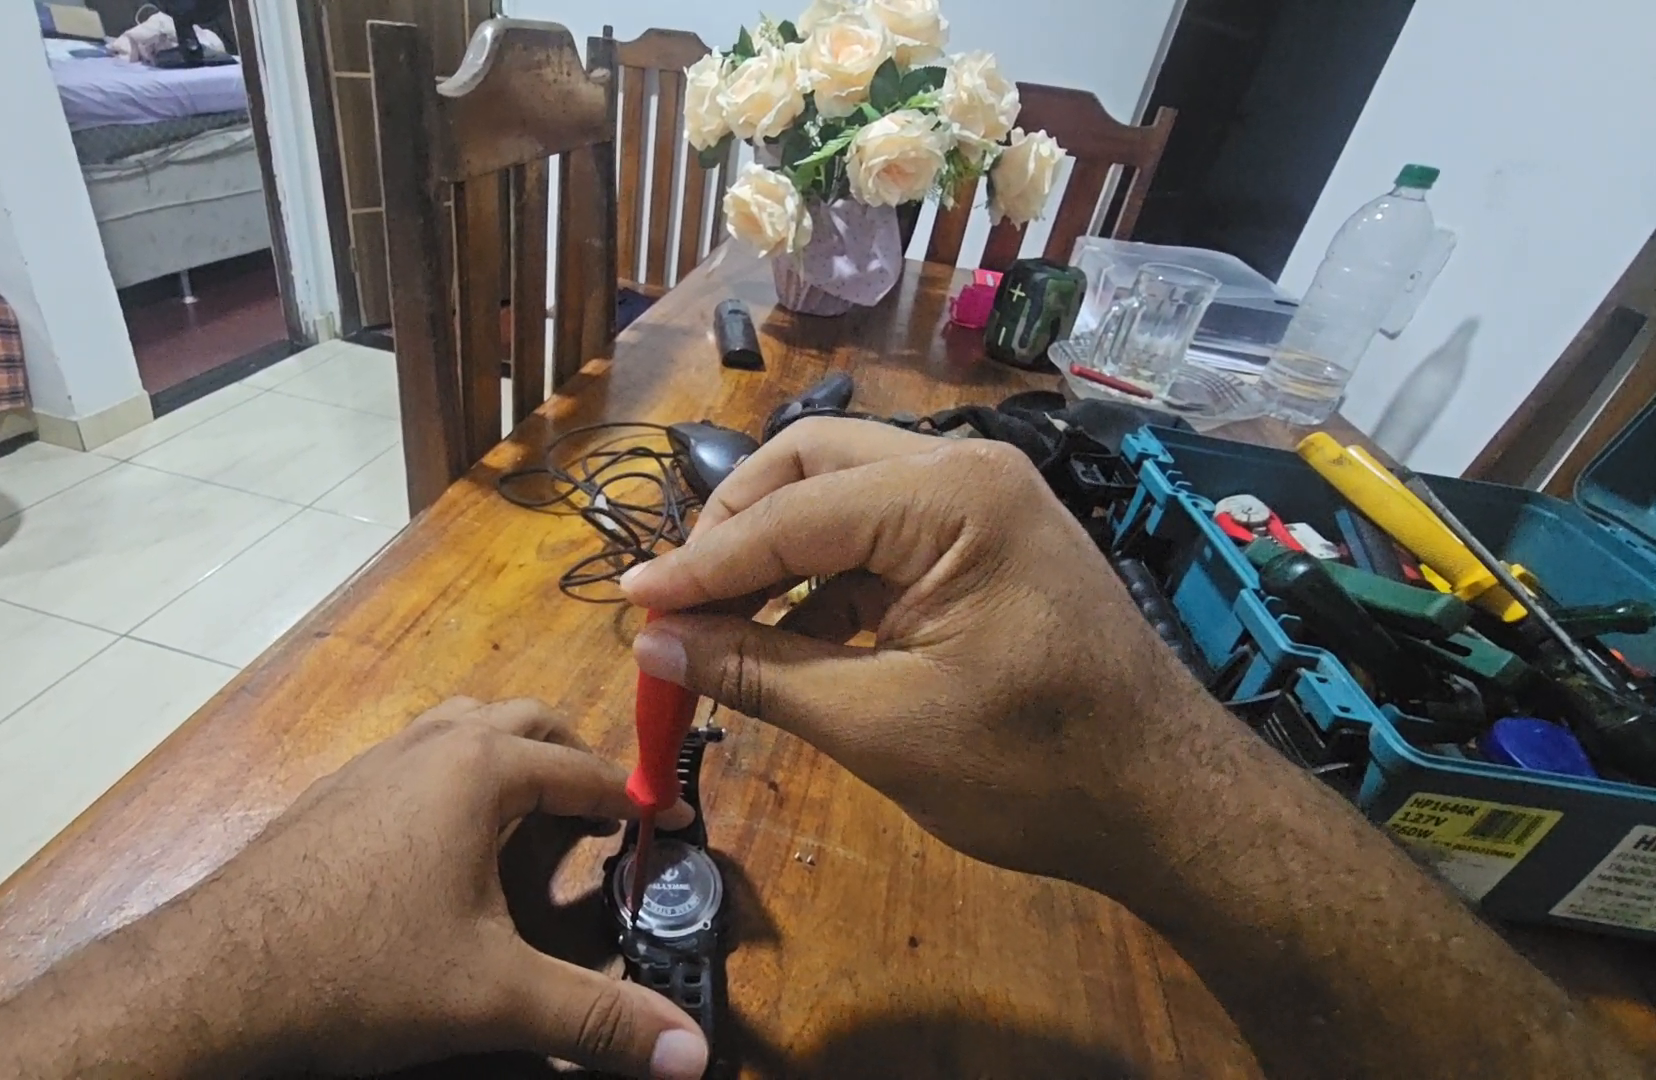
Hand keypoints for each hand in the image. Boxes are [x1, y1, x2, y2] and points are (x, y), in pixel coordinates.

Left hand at [184, 698, 709, 1078]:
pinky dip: (465, 765)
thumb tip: (693, 1057)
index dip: (639, 799)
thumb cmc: (364, 970)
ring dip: (518, 751)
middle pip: (533, 722)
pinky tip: (453, 829)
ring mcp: (385, 755)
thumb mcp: (492, 994)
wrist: (209, 981)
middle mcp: (438, 741)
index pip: (586, 771)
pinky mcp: (346, 781)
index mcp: (483, 767)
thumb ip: (596, 1018)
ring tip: (534, 808)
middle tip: (602, 816)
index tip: (676, 822)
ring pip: (473, 721)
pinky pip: (427, 746)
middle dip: (577, 760)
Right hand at [620, 418, 1235, 892]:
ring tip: (721, 624)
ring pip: (833, 494)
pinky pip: (868, 535)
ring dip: (771, 555)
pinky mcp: (972, 536)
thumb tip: (653, 646)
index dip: (701, 564)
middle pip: (807, 465)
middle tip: (686, 601)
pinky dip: (816, 580)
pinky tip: (786, 637)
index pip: (790, 515)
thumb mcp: (878, 725)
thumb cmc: (1036, 773)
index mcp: (951, 496)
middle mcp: (961, 467)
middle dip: (736, 530)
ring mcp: (972, 497)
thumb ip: (755, 673)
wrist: (1169, 805)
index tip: (634, 603)